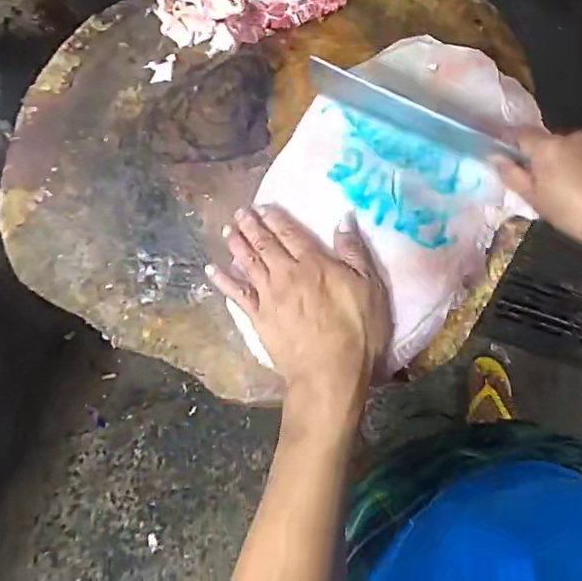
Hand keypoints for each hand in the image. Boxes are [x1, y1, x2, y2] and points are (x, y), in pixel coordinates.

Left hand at [207, 206, 389, 424]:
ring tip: (227, 230)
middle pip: (265, 244)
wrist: (329, 374)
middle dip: (251, 226)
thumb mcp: (369, 286)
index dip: (277, 218)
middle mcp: (286, 273)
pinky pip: (237, 294)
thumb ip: (353, 250)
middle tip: (240, 212)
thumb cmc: (357, 331)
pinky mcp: (258, 318)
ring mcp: (269, 296)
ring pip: (248, 263)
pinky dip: (223, 280)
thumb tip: (344, 217)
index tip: (263, 206)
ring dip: (236, 245)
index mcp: (313, 263)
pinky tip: (212, 269)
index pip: (291, 234)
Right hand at [494, 130, 581, 269]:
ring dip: (574, 164)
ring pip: (577, 149)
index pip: (520, 133)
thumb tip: (495, 156)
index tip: (514, 163)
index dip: (515, 146)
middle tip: (552, 189)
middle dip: (548, 160)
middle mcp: (573, 137)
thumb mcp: (538, 203)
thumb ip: (514, 176)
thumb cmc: (580, 218)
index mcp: (547, 148)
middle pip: (551, 143)